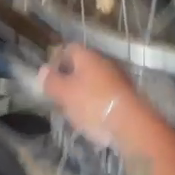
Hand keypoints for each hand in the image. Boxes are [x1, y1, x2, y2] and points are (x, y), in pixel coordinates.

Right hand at [37, 44, 174, 174]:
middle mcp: (103, 60)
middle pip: (81, 66)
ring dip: (86, 93)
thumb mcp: (64, 94)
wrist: (132, 125)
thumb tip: (42, 71)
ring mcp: (118, 77)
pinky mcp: (128, 96)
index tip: (50, 79)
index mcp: (86, 55)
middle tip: (62, 98)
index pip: (67, 49)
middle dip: (70, 80)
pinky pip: (107, 95)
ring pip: (95, 81)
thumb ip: (51, 81)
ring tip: (78, 113)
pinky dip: (100, 104)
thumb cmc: (93, 104)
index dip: (56, 61)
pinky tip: (97, 120)